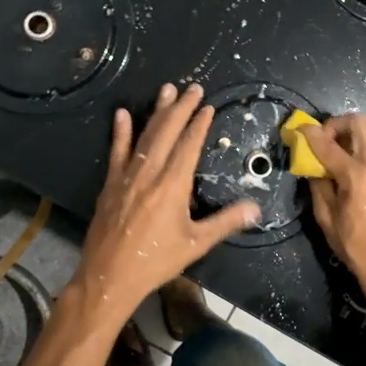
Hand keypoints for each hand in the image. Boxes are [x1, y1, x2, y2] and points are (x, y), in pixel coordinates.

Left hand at [74, 83, 260, 317]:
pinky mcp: (111, 184)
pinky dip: (121, 131)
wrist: (109, 277)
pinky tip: (122, 114)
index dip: (199, 124)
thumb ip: (225, 222)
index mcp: (173, 184)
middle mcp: (150, 172)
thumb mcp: (196, 244)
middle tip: (193, 88)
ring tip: (167, 90)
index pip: (189, 144)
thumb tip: (256, 208)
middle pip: (167, 131)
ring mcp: (127, 176)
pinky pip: (117, 151)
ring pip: (145, 135)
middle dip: (181, 108)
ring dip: (157, 112)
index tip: (208, 107)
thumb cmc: (156, 261)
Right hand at [299, 115, 365, 297]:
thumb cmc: (355, 246)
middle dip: (339, 124)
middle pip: (360, 123)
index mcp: (357, 178)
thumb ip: (318, 185)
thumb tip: (313, 166)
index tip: (301, 128)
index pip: (329, 146)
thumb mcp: (326, 218)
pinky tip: (362, 156)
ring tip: (345, 143)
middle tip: (327, 138)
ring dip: (359, 128)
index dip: (312, 135)